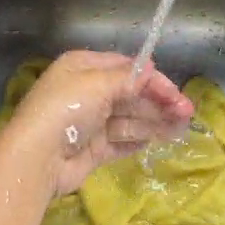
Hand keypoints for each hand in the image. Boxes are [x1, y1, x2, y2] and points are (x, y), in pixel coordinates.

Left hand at [0, 51, 194, 196]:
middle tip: (187, 112)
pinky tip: (158, 139)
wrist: (37, 157)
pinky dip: (138, 138)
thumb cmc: (66, 109)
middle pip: (129, 93)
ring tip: (181, 127)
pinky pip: (121, 140)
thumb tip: (150, 67)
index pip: (125, 68)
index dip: (151, 79)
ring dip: (154, 120)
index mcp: (83, 67)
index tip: (175, 92)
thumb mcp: (96, 85)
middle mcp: (87, 91)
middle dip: (157, 101)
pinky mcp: (93, 149)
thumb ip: (126, 79)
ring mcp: (90, 121)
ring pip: (129, 117)